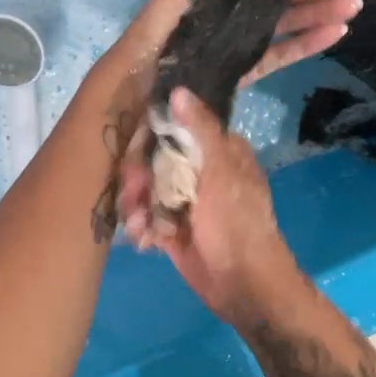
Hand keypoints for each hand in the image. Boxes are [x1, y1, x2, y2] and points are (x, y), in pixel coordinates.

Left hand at [100, 0, 361, 93]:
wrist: (133, 100)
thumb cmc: (148, 45)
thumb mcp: (170, 1)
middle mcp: (226, 16)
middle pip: (277, 0)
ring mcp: (234, 45)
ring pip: (284, 26)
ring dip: (319, 14)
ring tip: (353, 6)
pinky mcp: (239, 73)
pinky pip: (278, 56)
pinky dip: (307, 45)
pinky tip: (336, 33)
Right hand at [119, 87, 304, 324]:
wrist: (242, 286)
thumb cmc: (237, 224)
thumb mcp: (221, 171)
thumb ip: (200, 130)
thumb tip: (178, 90)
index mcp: (220, 152)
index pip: (179, 129)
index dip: (153, 135)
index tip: (135, 143)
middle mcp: (202, 173)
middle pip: (156, 159)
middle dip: (139, 176)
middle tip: (133, 190)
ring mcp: (186, 202)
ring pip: (147, 189)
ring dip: (136, 204)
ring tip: (137, 222)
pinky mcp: (172, 228)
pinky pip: (146, 216)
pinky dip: (141, 225)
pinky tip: (142, 237)